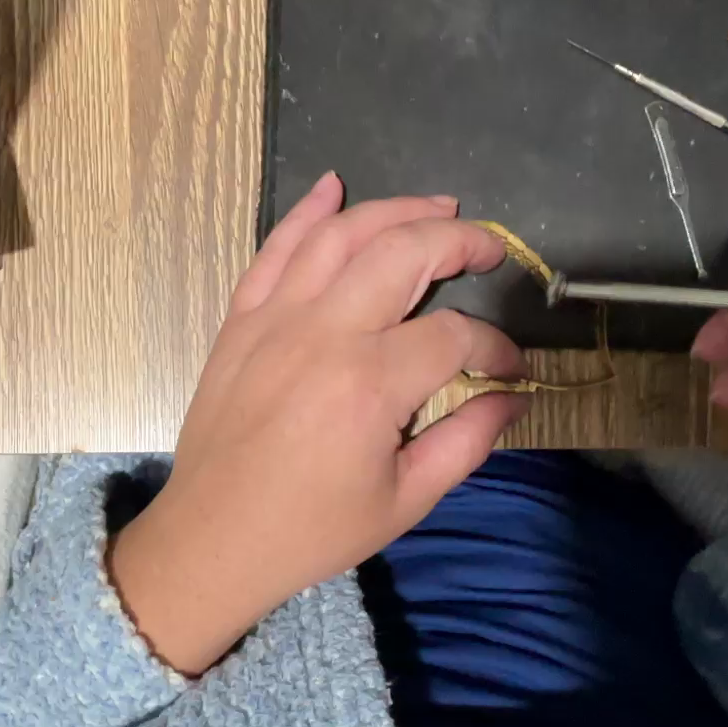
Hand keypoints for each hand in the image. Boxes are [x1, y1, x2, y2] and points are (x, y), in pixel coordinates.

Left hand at [110, 173, 528, 673]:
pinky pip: (273, 250)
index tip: (511, 370)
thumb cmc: (311, 531)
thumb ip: (467, 442)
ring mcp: (274, 319)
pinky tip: (332, 186)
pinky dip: (306, 213)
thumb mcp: (404, 501)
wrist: (213, 539)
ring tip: (437, 205)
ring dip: (394, 209)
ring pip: (339, 234)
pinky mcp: (241, 321)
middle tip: (490, 249)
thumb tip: (514, 398)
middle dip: (459, 239)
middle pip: (403, 253)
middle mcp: (323, 334)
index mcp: (369, 385)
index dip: (495, 348)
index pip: (453, 336)